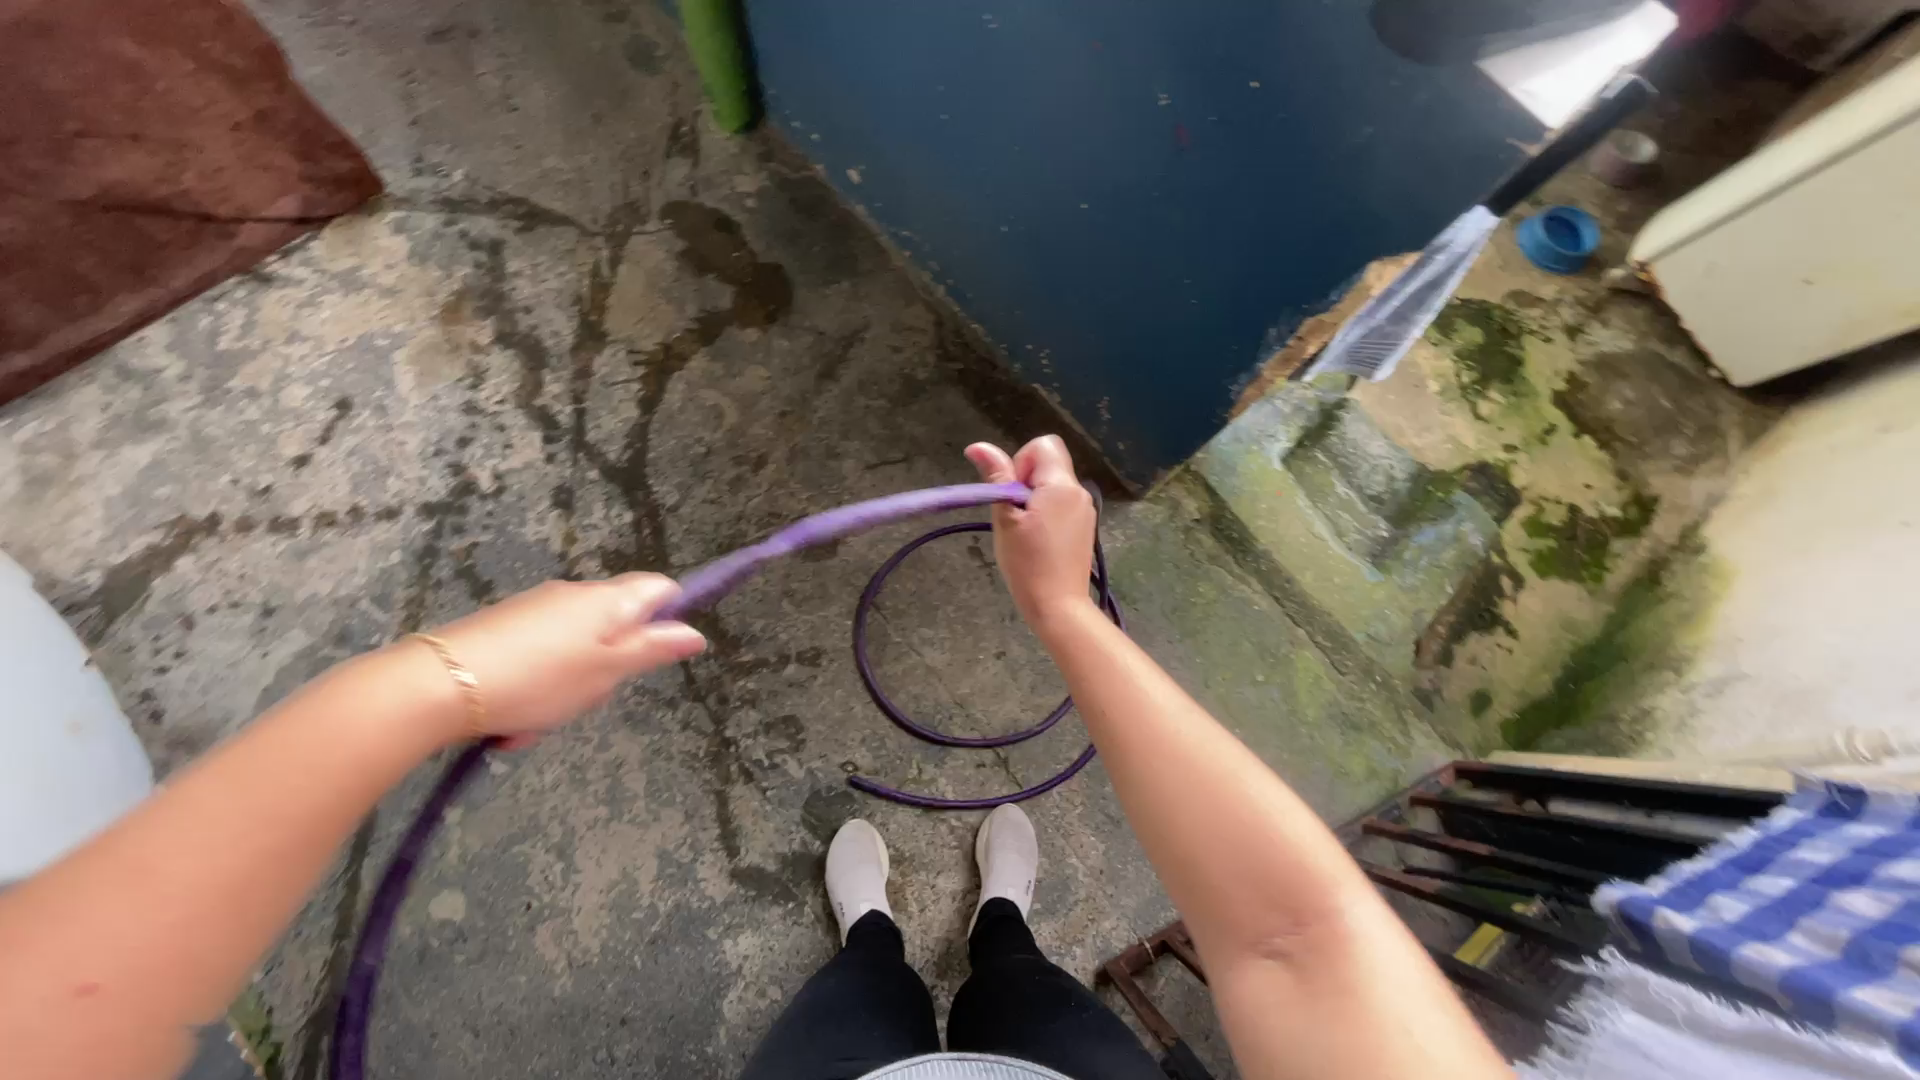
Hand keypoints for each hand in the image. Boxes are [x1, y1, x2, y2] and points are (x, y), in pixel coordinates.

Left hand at [426, 574, 705, 739]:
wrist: (437, 685)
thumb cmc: (540, 679)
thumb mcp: (608, 672)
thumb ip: (653, 649)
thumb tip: (696, 633)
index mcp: (608, 600)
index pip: (659, 587)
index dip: (672, 613)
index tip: (661, 650)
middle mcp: (574, 594)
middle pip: (616, 620)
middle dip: (614, 660)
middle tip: (595, 696)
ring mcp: (535, 607)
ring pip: (577, 644)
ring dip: (572, 681)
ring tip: (544, 718)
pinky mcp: (502, 626)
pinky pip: (540, 654)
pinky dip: (539, 683)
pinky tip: (515, 718)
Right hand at [965, 435, 1096, 626]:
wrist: (1058, 606)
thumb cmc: (1027, 563)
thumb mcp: (1005, 518)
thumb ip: (996, 477)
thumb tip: (977, 445)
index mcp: (1062, 484)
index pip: (1042, 444)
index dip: (1020, 462)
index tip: (1012, 494)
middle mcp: (1079, 491)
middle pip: (1048, 464)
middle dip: (1024, 482)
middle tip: (1014, 516)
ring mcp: (1085, 510)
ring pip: (1053, 486)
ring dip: (1033, 499)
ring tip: (1025, 532)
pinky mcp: (1084, 527)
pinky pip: (1060, 504)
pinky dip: (1045, 513)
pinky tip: (1038, 541)